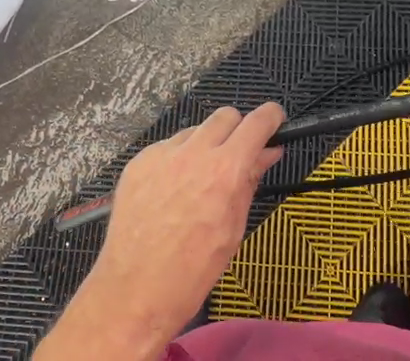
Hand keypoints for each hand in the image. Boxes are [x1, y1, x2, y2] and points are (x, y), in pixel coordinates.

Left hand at [76, 105, 285, 346]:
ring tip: (197, 183)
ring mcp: (162, 155)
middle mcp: (194, 153)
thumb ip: (250, 181)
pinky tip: (170, 192)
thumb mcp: (233, 229)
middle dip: (236, 130)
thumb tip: (268, 153)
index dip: (271, 117)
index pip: (256, 123)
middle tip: (235, 157)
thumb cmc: (192, 271)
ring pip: (195, 130)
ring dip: (204, 146)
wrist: (135, 292)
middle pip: (225, 116)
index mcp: (225, 171)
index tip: (274, 120)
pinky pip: (166, 148)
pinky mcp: (138, 162)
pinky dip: (175, 160)